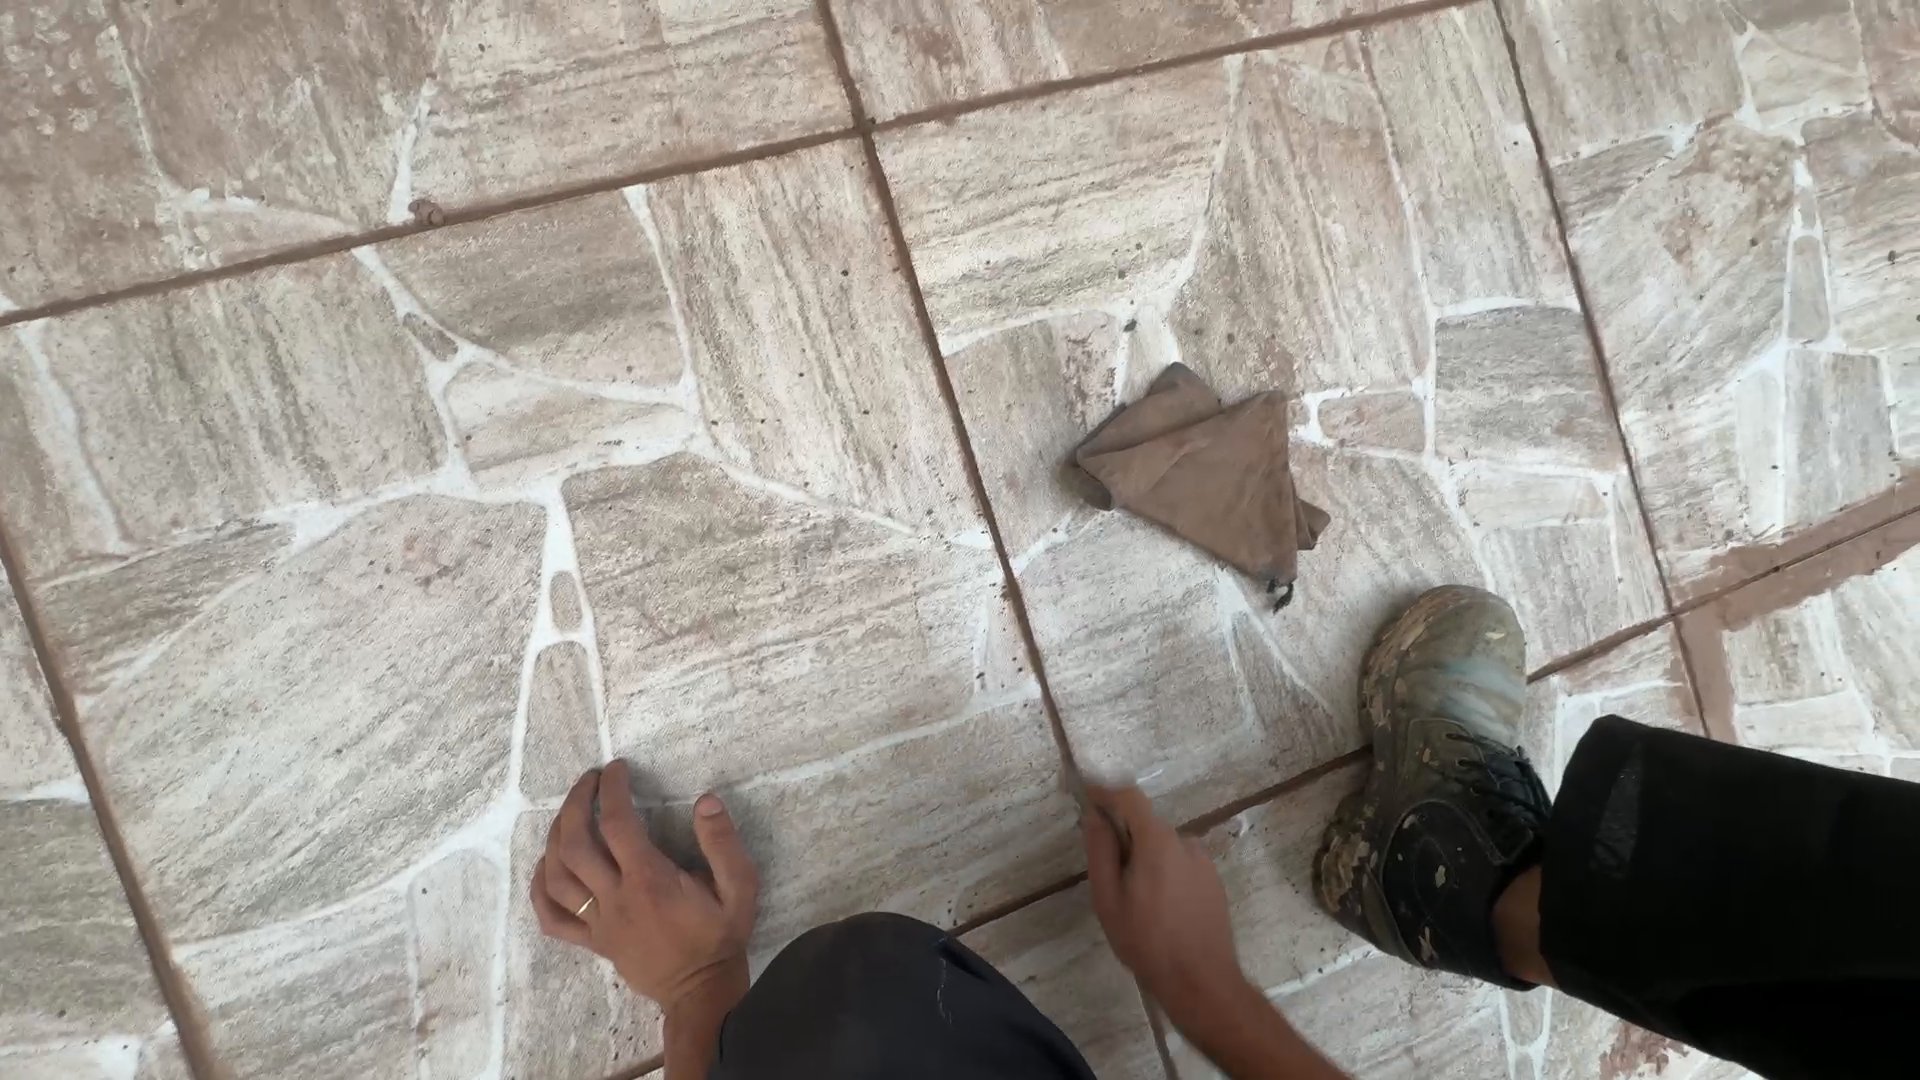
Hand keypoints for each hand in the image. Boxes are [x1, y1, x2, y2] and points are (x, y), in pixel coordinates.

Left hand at [531, 762, 759, 1019]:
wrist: (702, 989)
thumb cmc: (721, 933)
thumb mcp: (740, 885)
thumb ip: (723, 842)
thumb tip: (705, 800)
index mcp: (649, 880)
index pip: (617, 824)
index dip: (612, 790)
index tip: (617, 768)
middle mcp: (615, 898)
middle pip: (575, 845)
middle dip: (575, 804)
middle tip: (589, 779)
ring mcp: (598, 923)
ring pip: (557, 877)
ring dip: (555, 837)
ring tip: (569, 810)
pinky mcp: (593, 942)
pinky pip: (552, 916)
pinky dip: (541, 887)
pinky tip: (546, 864)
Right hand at [1082, 783, 1247, 1027]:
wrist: (1203, 984)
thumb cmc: (1148, 942)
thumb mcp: (1108, 899)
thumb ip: (1100, 851)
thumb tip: (1094, 816)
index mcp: (1157, 841)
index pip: (1130, 796)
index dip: (1107, 791)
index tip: (1087, 793)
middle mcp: (1184, 842)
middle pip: (1147, 824)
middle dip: (1125, 835)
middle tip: (1108, 870)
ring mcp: (1203, 861)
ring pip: (1164, 846)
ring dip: (1146, 857)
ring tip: (1136, 899)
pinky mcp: (1214, 881)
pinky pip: (1181, 863)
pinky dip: (1165, 872)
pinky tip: (1161, 908)